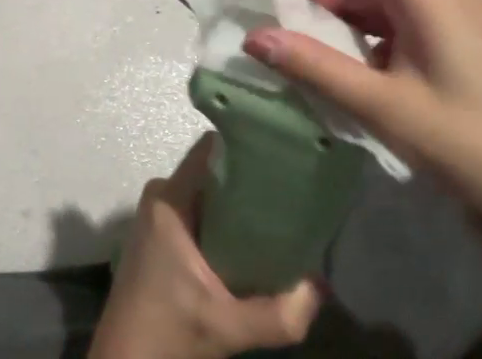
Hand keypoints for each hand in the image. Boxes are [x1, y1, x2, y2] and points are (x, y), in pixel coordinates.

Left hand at [91, 136, 319, 358]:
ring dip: (244, 203)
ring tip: (289, 214)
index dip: (249, 144)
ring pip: (209, 193)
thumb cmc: (168, 336)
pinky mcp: (161, 235)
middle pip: (215, 171)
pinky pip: (201, 211)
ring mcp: (159, 215)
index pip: (212, 149)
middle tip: (300, 189)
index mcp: (170, 201)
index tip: (289, 151)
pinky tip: (260, 240)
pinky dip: (229, 221)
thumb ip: (281, 313)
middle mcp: (162, 197)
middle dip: (255, 178)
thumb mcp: (229, 328)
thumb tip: (322, 285)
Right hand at [243, 0, 481, 264]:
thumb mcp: (388, 110)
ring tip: (341, 81)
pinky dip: (376, 43)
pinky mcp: (469, 41)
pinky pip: (407, 21)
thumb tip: (253, 36)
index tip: (312, 14)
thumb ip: (316, 68)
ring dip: (348, 28)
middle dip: (325, 4)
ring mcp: (460, 15)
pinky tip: (376, 90)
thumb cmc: (481, 146)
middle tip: (312, 58)